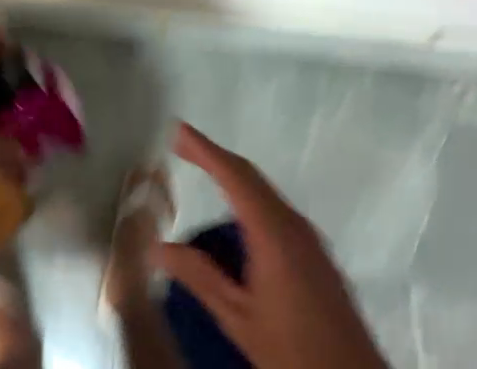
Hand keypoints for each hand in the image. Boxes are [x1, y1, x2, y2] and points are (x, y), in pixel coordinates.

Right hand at [157, 124, 387, 368]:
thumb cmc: (294, 349)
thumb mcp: (238, 318)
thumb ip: (200, 277)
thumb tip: (159, 246)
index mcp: (274, 234)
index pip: (235, 176)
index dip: (205, 149)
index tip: (177, 129)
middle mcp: (296, 227)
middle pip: (252, 178)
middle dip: (216, 157)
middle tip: (181, 145)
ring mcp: (311, 241)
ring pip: (266, 194)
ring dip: (234, 179)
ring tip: (202, 172)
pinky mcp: (318, 257)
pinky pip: (277, 212)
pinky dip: (249, 200)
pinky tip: (235, 217)